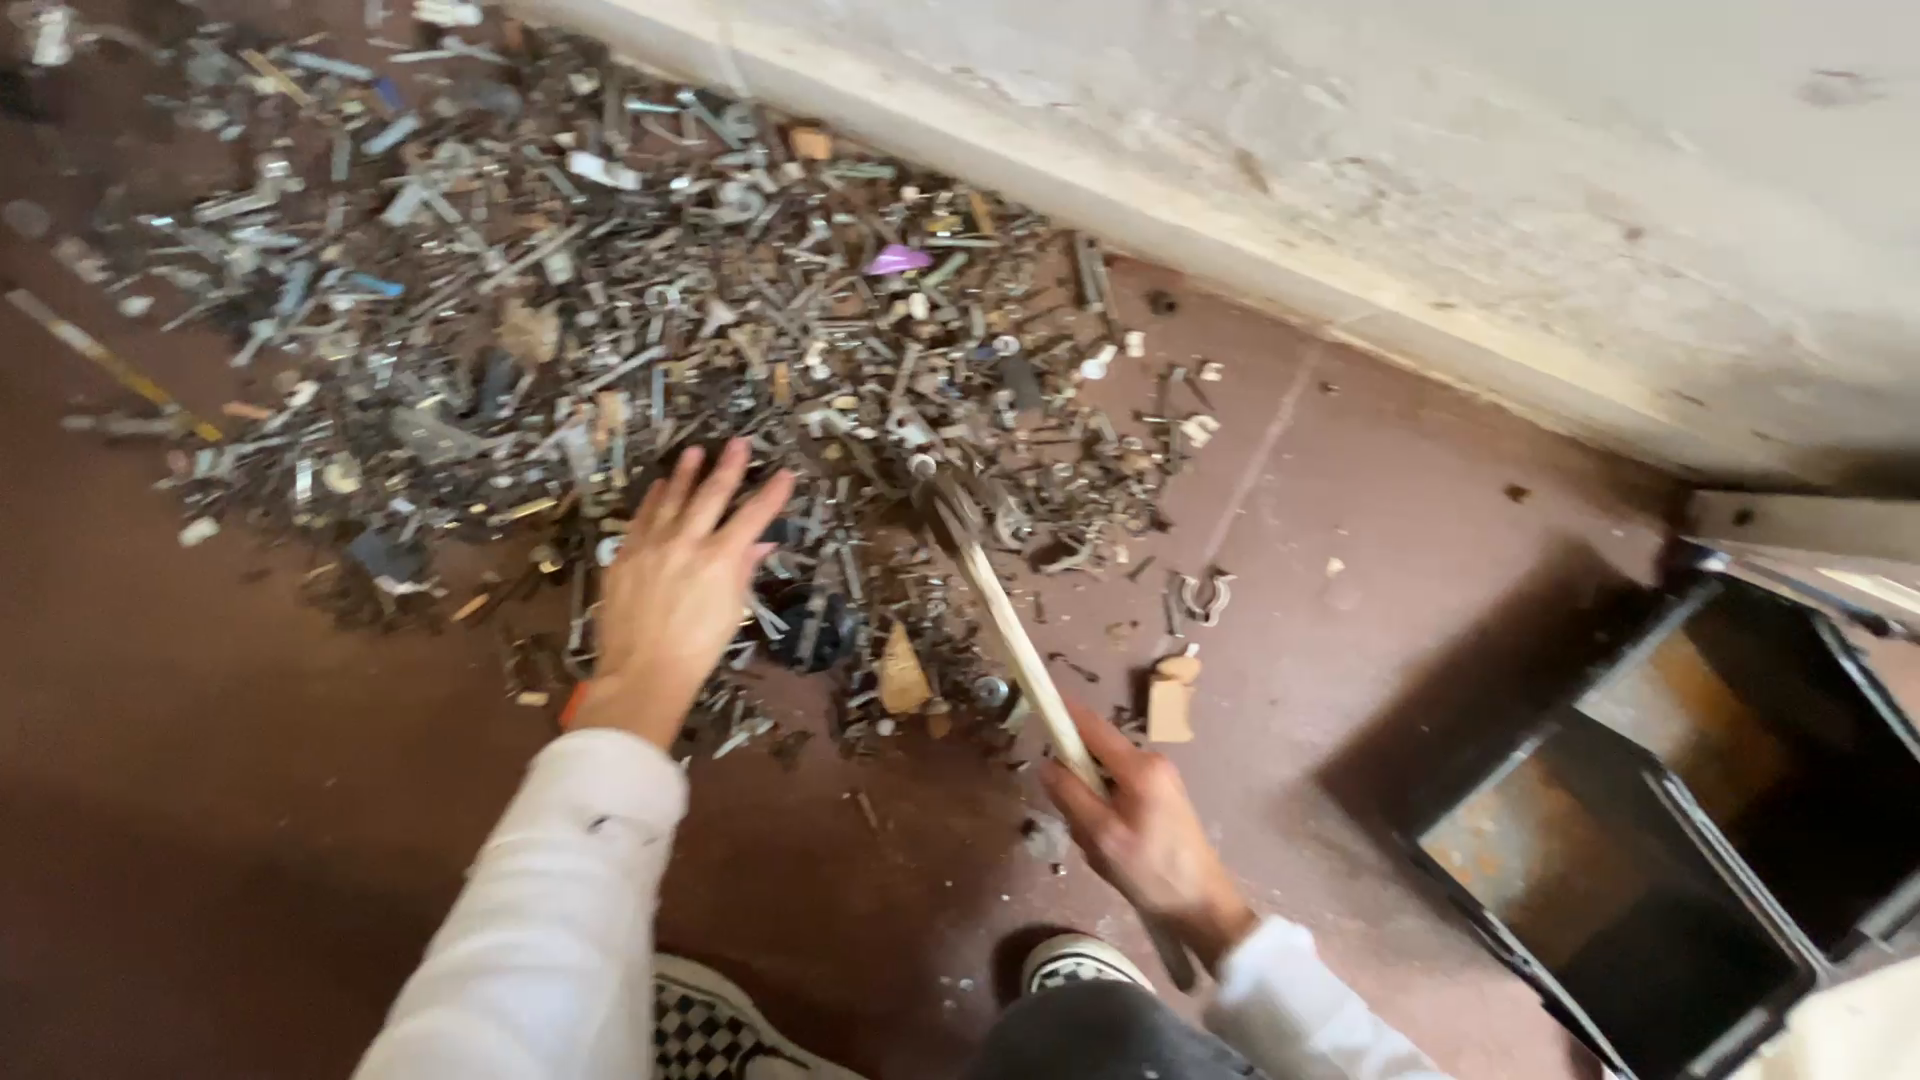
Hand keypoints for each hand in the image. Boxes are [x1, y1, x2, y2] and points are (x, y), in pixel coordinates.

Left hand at [573, 439, 794, 748]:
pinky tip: (657, 486)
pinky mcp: (624, 556)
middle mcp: (686, 543)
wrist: (644, 671)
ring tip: (695, 451)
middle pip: (711, 495)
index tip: (785, 473)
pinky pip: (640, 519)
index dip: (772, 493)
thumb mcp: (732, 609)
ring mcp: (651, 546)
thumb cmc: (699, 647)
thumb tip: (761, 543)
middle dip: (729, 467)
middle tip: (738, 443)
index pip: (753, 516)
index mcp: (720, 559)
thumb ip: (744, 569)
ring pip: (671, 499)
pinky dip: (651, 500)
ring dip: (685, 473)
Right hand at [1041, 703, 1258, 971]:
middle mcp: (1151, 763)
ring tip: (1097, 845)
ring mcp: (1159, 780)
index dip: (1063, 713)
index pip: (1092, 726)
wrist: (1203, 909)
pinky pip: (1118, 792)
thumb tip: (1046, 764)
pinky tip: (1111, 847)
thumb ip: (1071, 796)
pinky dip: (1105, 813)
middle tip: (1075, 822)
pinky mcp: (1160, 798)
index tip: (1037, 704)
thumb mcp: (1102, 837)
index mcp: (1140, 767)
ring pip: (1103, 777)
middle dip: (1076, 782)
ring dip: (1090, 805)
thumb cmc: (1153, 873)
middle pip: (1095, 754)